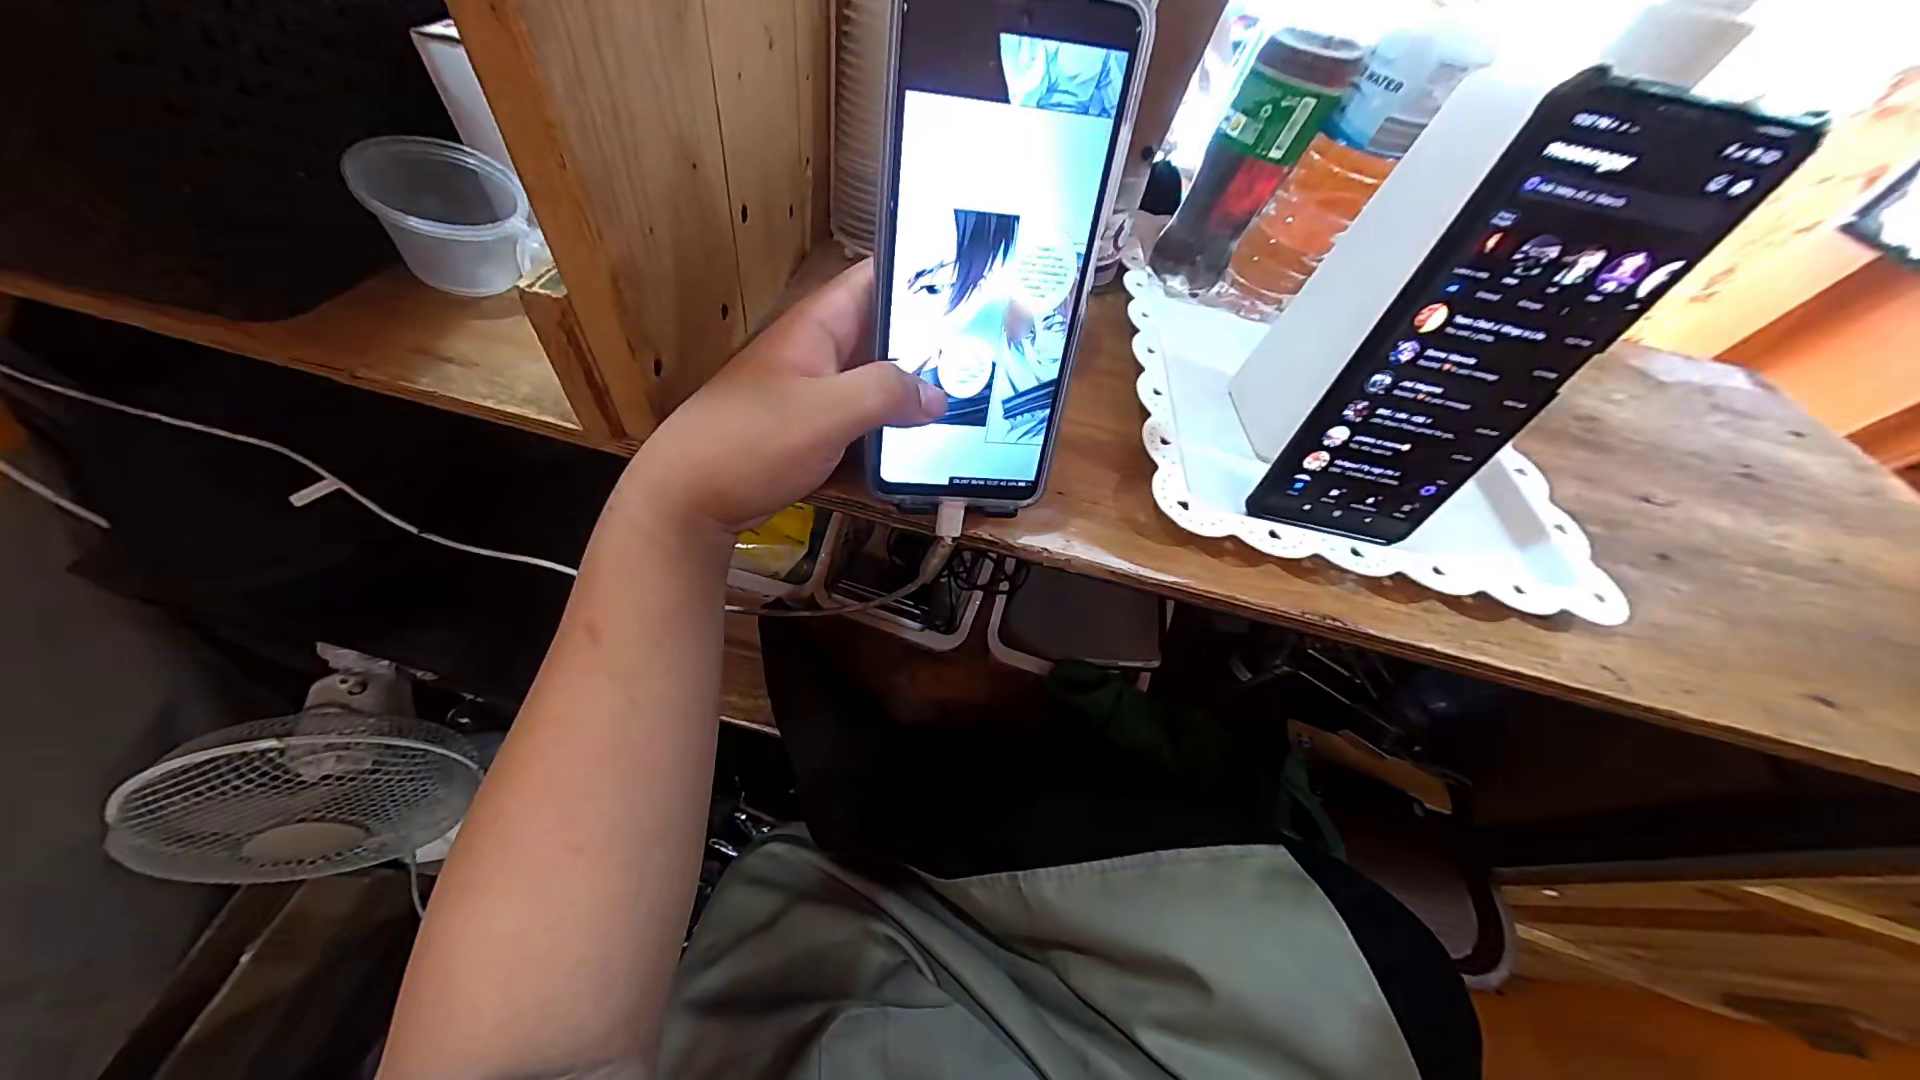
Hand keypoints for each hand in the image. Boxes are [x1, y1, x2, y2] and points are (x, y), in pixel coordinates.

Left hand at [615, 260, 946, 536]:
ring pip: (877, 382)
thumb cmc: (749, 442)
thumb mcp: (825, 411)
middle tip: (983, 355)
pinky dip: (891, 426)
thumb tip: (936, 397)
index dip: (920, 276)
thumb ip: (885, 393)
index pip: (874, 279)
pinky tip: (923, 440)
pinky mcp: (816, 431)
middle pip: (884, 335)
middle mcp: (820, 353)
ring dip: (913, 390)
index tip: (973, 286)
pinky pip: (864, 420)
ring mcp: (817, 394)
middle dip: (930, 342)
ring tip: (967, 397)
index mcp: (816, 327)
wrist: (689, 499)